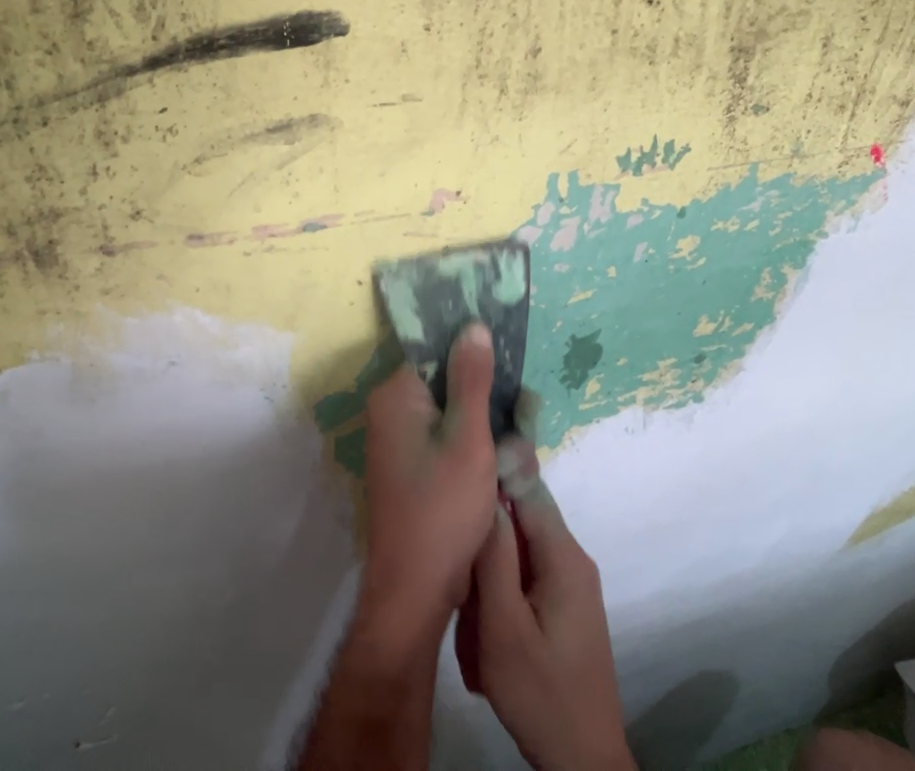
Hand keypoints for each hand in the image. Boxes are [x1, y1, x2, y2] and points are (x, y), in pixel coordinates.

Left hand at [357, 324, 499, 642]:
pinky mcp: (417, 468)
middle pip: (453, 386)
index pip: (439, 353)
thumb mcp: (469, 439)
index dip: (478, 359)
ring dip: (492, 437)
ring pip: (460, 418)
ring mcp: (403, 443)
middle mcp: (393, 413)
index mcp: (396, 396)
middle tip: (521, 437)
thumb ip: (472, 379)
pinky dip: (479, 455)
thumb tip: (474, 325)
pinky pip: (453, 443)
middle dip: (492, 408)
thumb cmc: (443, 509)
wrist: (416, 588)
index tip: (514, 377)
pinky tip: (505, 476)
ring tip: (516, 467)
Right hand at [456, 437, 633, 770]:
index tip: (457, 479)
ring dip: (490, 580)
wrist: (582, 757)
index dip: (496, 477)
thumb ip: (494, 558)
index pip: (530, 490)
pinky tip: (488, 636)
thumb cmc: (539, 691)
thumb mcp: (503, 625)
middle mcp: (574, 562)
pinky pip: (527, 582)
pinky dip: (502, 600)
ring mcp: (573, 587)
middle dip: (486, 545)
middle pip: (521, 523)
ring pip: (519, 556)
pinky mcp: (567, 609)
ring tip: (473, 622)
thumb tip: (486, 498)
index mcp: (564, 557)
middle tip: (461, 584)